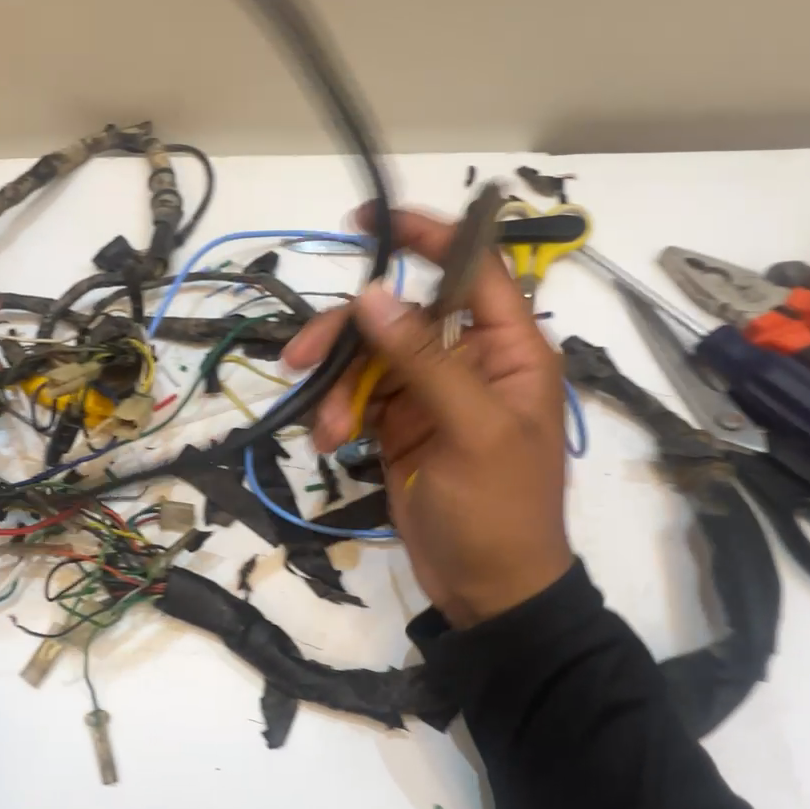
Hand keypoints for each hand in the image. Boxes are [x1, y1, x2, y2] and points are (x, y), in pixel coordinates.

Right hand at [283, 206, 572, 627]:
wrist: (486, 588)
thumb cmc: (499, 510)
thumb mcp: (470, 431)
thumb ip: (423, 360)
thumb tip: (372, 296)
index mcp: (508, 350)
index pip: (470, 270)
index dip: (425, 238)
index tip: (368, 220)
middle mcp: (467, 360)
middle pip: (398, 315)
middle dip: (348, 334)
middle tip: (301, 356)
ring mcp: (428, 393)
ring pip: (368, 357)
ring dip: (336, 387)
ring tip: (324, 430)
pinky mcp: (398, 425)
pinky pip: (356, 398)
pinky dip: (336, 414)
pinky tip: (329, 443)